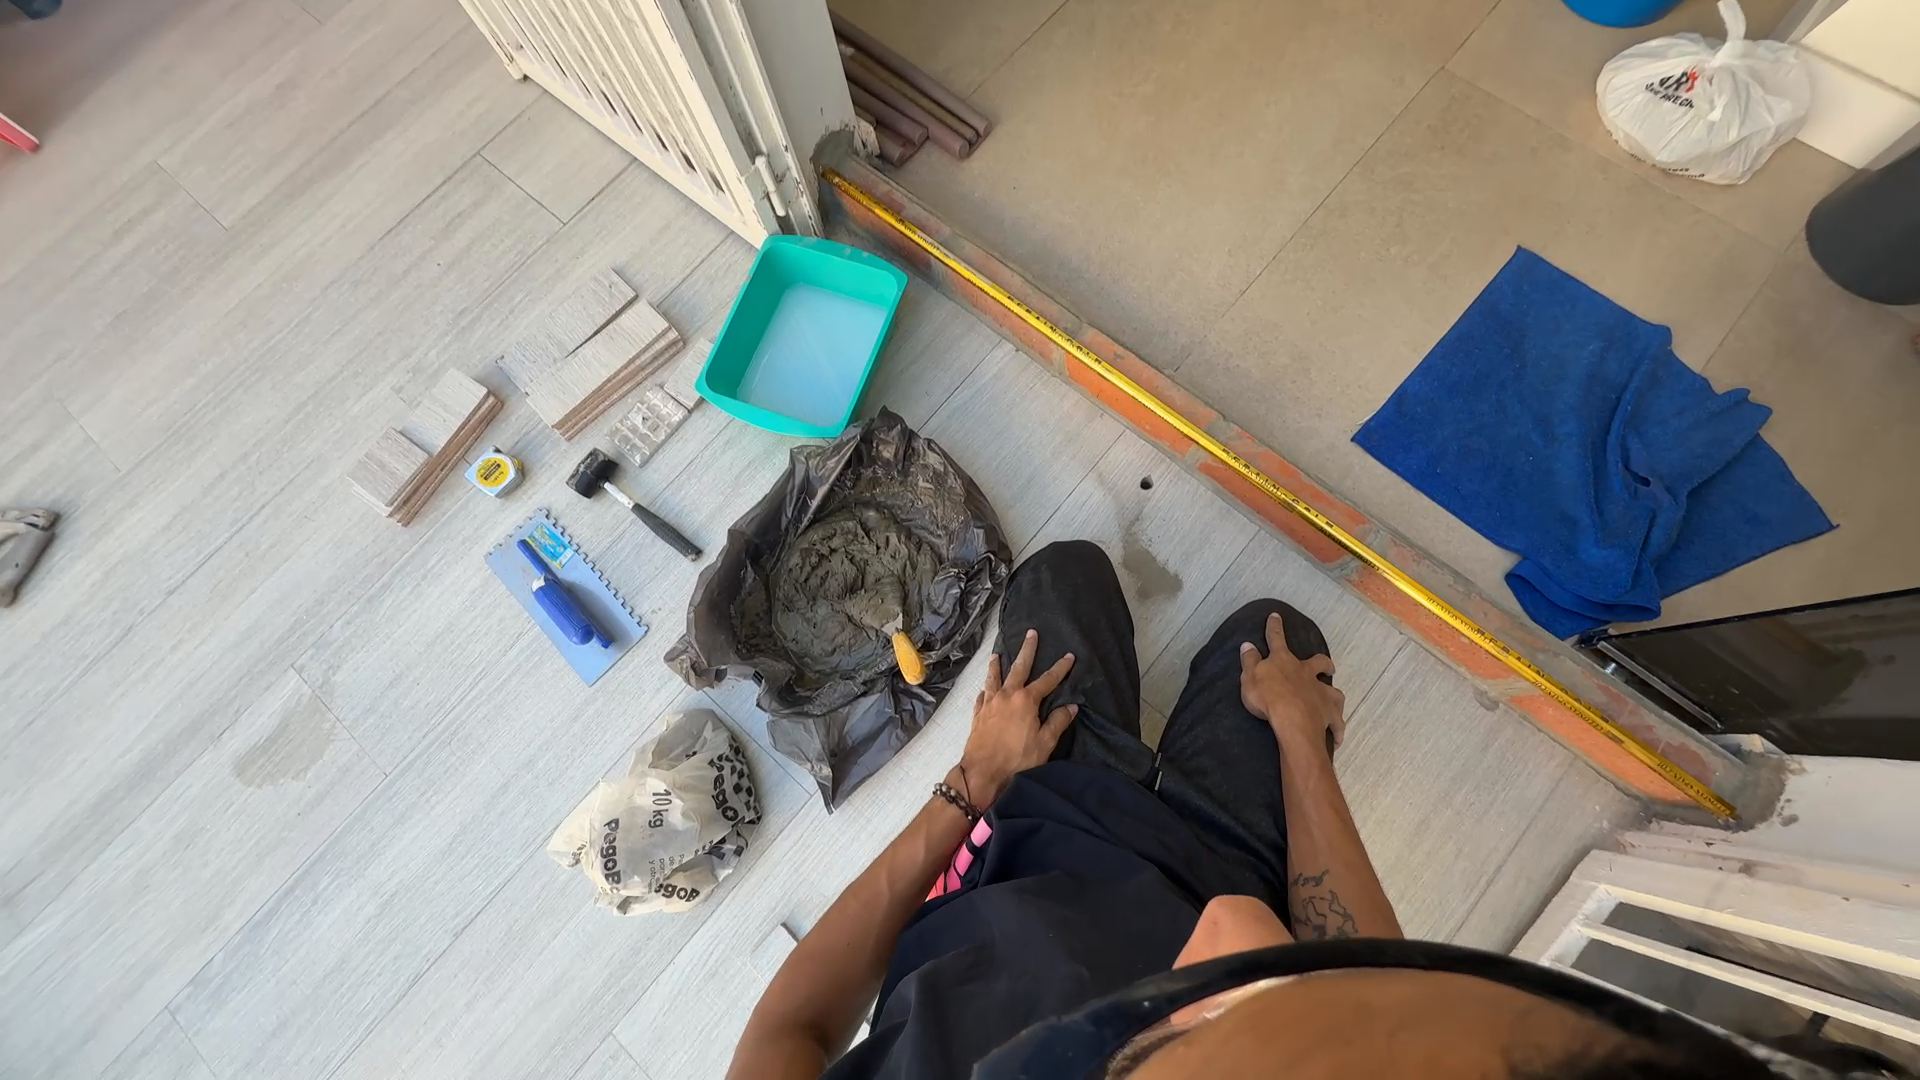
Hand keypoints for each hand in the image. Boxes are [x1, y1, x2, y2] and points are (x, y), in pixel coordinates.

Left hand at [955, 629, 1076, 806]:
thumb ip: (1057, 722)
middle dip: (1027, 650)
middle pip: (1019, 668)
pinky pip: (982, 696)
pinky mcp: (978, 715)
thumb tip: (1071, 706)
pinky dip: (985, 690)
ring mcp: (990, 704)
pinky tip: (985, 689)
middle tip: (1030, 633)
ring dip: (997, 665)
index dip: (1060, 668)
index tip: (1069, 656)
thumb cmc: (1017, 759)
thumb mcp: (1045, 743)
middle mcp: (1007, 696)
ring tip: (996, 654)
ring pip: (994, 678)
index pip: (1048, 680)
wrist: (982, 772)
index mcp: (1026, 700)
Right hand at [1239, 612, 1345, 755]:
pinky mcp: (1330, 714)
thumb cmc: (1267, 698)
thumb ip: (1249, 661)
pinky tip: (1338, 737)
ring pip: (1333, 690)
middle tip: (1326, 666)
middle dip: (1323, 663)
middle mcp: (1306, 673)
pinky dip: (1338, 728)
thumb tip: (1248, 644)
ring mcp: (1321, 693)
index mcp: (1283, 662)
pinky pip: (1337, 722)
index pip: (1276, 639)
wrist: (1292, 721)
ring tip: (1332, 699)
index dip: (1274, 627)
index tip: (1276, 616)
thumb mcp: (1249, 677)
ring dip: (1333, 693)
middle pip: (1319, 663)